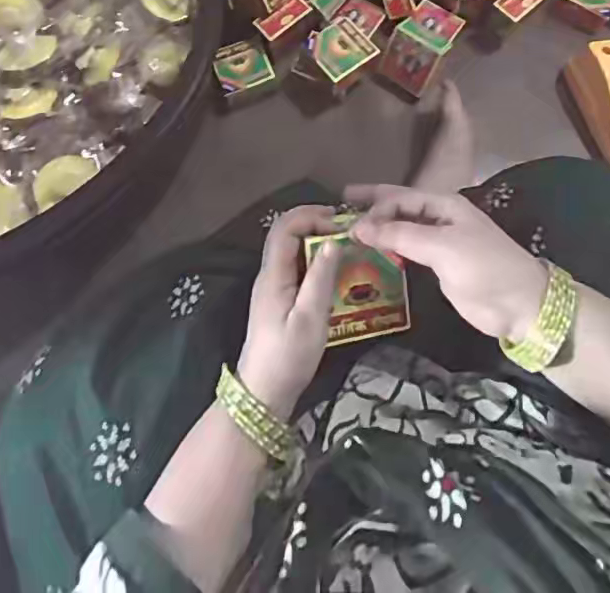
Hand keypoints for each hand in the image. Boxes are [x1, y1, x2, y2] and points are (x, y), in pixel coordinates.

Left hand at [235, 206, 343, 417]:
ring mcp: (273, 286)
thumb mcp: (310, 317)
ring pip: (292, 249)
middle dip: (315, 223)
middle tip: (346, 229)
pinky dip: (315, 259)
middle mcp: (270, 274)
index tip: (341, 223)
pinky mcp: (279, 299)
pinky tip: (335, 271)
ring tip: (346, 245)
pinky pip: (296, 266)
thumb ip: (321, 277)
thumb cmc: (288, 356)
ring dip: (316, 240)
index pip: (286, 227)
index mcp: (273, 274)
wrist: (263, 393)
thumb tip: (334, 241)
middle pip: (287, 233)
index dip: (312, 216)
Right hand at [346, 185, 547, 342]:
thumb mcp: (442, 247)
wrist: (520, 305)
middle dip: (370, 209)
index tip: (346, 218)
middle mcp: (439, 218)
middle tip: (337, 210)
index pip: (399, 197)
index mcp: (443, 204)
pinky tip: (371, 253)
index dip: (373, 205)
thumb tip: (359, 226)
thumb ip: (400, 235)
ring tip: (347, 233)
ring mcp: (439, 242)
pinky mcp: (439, 265)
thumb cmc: (484, 267)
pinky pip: (406, 251)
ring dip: (377, 230)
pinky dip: (388, 250)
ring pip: (400, 230)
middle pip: (398, 208)